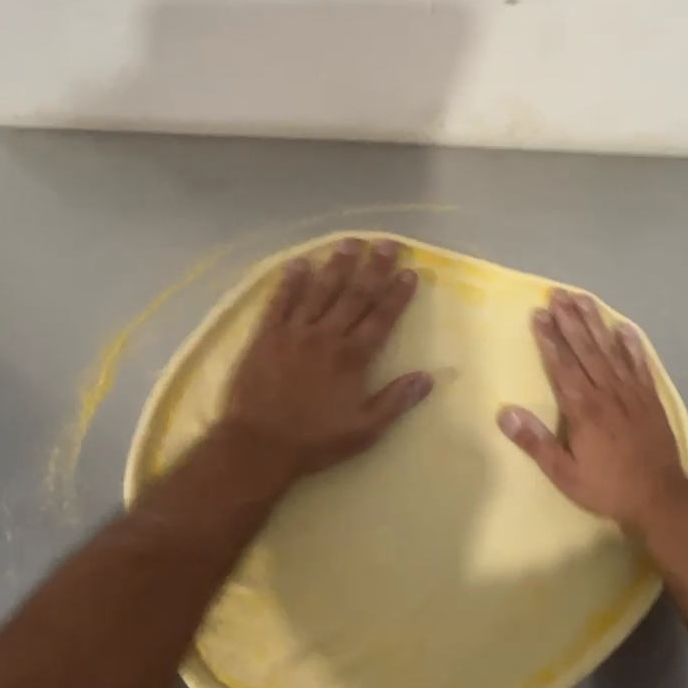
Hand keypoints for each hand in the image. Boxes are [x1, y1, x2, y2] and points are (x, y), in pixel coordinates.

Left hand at [216, 238, 432, 490]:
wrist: (258, 445)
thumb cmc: (315, 440)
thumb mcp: (365, 429)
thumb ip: (396, 400)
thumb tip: (429, 377)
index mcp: (353, 357)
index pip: (382, 317)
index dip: (397, 294)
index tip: (410, 271)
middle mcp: (327, 336)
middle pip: (355, 295)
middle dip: (374, 268)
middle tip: (386, 243)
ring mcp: (295, 332)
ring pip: (320, 290)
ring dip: (337, 265)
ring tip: (350, 242)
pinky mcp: (266, 336)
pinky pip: (280, 301)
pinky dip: (290, 282)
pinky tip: (299, 263)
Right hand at [497, 289, 687, 528]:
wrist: (660, 497)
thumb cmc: (607, 487)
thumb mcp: (564, 473)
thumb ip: (535, 442)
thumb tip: (505, 413)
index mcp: (582, 408)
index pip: (561, 365)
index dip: (548, 338)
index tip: (538, 314)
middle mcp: (606, 392)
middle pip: (585, 348)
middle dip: (569, 320)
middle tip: (557, 294)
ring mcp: (631, 392)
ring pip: (610, 350)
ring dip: (595, 323)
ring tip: (583, 299)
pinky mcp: (650, 398)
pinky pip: (640, 365)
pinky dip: (632, 345)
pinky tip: (625, 328)